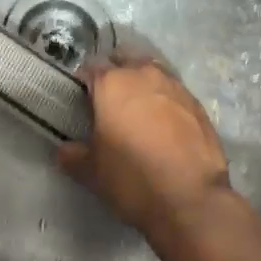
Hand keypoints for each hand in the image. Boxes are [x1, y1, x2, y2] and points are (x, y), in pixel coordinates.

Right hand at [57, 56, 232, 234]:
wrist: (191, 200)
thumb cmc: (133, 180)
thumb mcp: (93, 173)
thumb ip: (74, 157)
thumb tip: (64, 151)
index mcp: (112, 83)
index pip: (91, 68)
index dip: (84, 81)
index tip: (82, 98)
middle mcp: (143, 73)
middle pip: (124, 60)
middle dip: (115, 73)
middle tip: (110, 100)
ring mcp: (173, 85)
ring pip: (152, 71)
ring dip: (142, 83)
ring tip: (139, 110)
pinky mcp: (197, 103)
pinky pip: (174, 92)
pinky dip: (165, 100)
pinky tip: (165, 124)